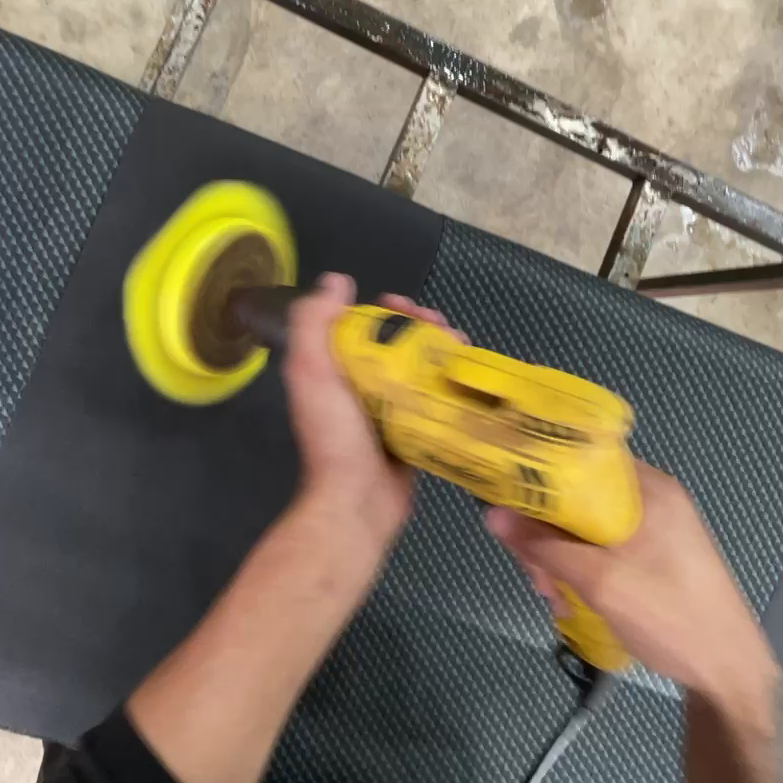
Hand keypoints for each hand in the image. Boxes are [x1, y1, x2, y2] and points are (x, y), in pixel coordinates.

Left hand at [282, 273, 459, 543]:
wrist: (357, 502)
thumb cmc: (334, 435)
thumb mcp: (311, 372)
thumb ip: (313, 323)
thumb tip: (336, 280)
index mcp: (332, 369)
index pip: (360, 325)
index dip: (382, 309)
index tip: (401, 305)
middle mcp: (359, 386)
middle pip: (395, 343)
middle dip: (420, 326)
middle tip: (441, 324)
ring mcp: (389, 409)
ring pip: (420, 367)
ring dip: (441, 349)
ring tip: (461, 345)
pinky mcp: (415, 431)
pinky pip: (436, 398)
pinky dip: (453, 383)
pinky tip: (471, 376)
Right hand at [485, 463, 776, 700]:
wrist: (730, 675)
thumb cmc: (669, 617)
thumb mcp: (597, 580)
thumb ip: (542, 545)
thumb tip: (490, 514)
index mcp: (647, 488)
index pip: (579, 459)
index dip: (538, 477)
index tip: (510, 507)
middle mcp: (651, 497)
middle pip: (576, 495)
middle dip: (545, 532)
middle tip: (535, 571)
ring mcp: (654, 526)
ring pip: (583, 525)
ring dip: (558, 556)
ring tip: (554, 594)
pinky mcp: (653, 552)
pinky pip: (600, 544)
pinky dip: (579, 566)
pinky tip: (571, 597)